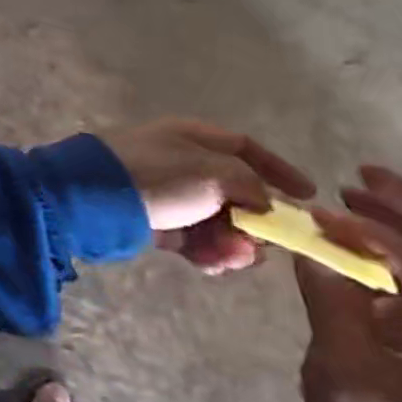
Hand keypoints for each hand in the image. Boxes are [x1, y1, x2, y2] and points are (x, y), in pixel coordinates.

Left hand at [106, 119, 314, 272]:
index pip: (244, 147)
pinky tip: (210, 264)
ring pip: (215, 221)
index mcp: (192, 137)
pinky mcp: (152, 221)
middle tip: (259, 244)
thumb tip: (263, 202)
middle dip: (254, 222)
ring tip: (229, 256)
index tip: (308, 196)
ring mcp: (165, 192)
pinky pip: (191, 238)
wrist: (92, 199)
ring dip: (230, 243)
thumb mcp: (213, 172)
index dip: (278, 169)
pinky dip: (205, 252)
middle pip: (234, 192)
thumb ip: (249, 184)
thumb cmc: (156, 176)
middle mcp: (180, 161)